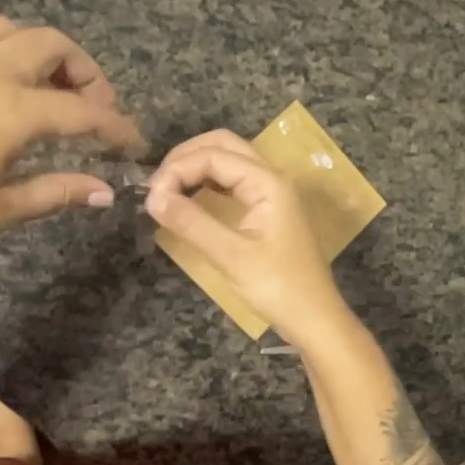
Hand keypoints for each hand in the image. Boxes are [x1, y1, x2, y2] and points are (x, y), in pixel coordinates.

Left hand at [0, 15, 145, 264]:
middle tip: (93, 108)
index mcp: (11, 109)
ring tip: (43, 87)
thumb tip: (106, 192)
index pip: (84, 112)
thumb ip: (56, 193)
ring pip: (5, 28)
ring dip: (37, 50)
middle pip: (51, 45)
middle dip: (85, 72)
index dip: (118, 128)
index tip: (135, 145)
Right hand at [145, 131, 354, 346]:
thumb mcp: (231, 256)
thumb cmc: (278, 287)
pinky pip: (235, 185)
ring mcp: (273, 194)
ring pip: (229, 163)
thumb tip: (151, 198)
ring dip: (197, 169)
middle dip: (185, 158)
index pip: (213, 155)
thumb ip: (191, 222)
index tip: (150, 196)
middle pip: (223, 146)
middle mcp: (272, 179)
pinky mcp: (269, 212)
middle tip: (156, 185)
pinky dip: (209, 186)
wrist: (314, 317)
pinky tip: (189, 201)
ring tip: (166, 191)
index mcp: (268, 182)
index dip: (177, 170)